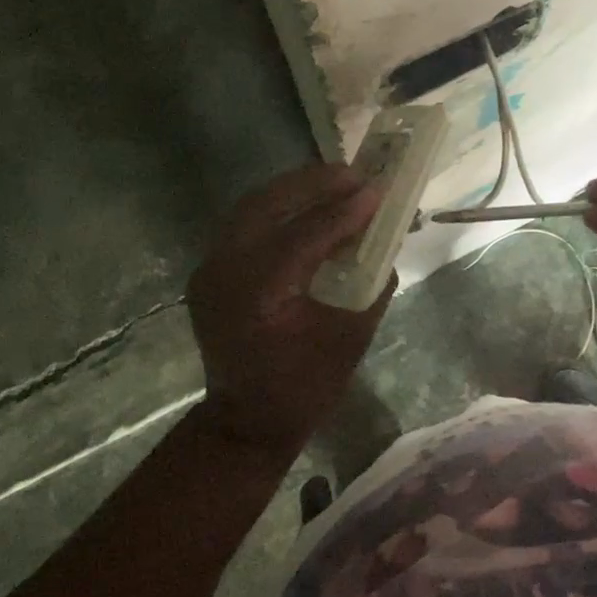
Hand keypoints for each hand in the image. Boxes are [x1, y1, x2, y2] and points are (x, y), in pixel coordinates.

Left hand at [188, 163, 390, 455]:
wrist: (246, 422)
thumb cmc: (304, 388)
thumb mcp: (350, 338)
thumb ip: (370, 281)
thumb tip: (387, 235)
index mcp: (258, 296)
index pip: (303, 235)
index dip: (343, 210)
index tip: (376, 190)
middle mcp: (224, 273)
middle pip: (267, 206)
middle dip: (312, 184)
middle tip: (354, 174)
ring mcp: (209, 270)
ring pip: (251, 207)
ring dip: (293, 189)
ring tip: (335, 181)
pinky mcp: (209, 270)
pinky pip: (244, 224)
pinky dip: (276, 208)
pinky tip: (307, 204)